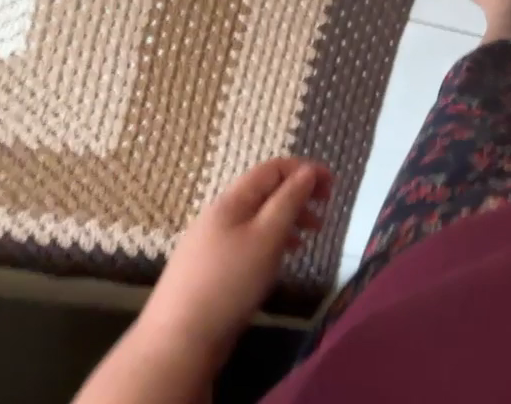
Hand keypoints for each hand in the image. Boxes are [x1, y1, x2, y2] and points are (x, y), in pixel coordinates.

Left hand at [137, 158, 332, 360]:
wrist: (178, 342)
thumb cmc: (230, 281)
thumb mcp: (267, 235)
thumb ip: (290, 199)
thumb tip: (308, 171)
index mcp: (232, 201)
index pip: (273, 168)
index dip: (305, 170)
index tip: (332, 187)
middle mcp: (221, 215)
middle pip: (266, 191)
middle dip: (300, 195)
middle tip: (325, 213)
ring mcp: (214, 242)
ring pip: (260, 217)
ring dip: (289, 219)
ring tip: (310, 237)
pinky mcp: (214, 267)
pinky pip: (250, 240)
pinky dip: (274, 240)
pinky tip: (284, 257)